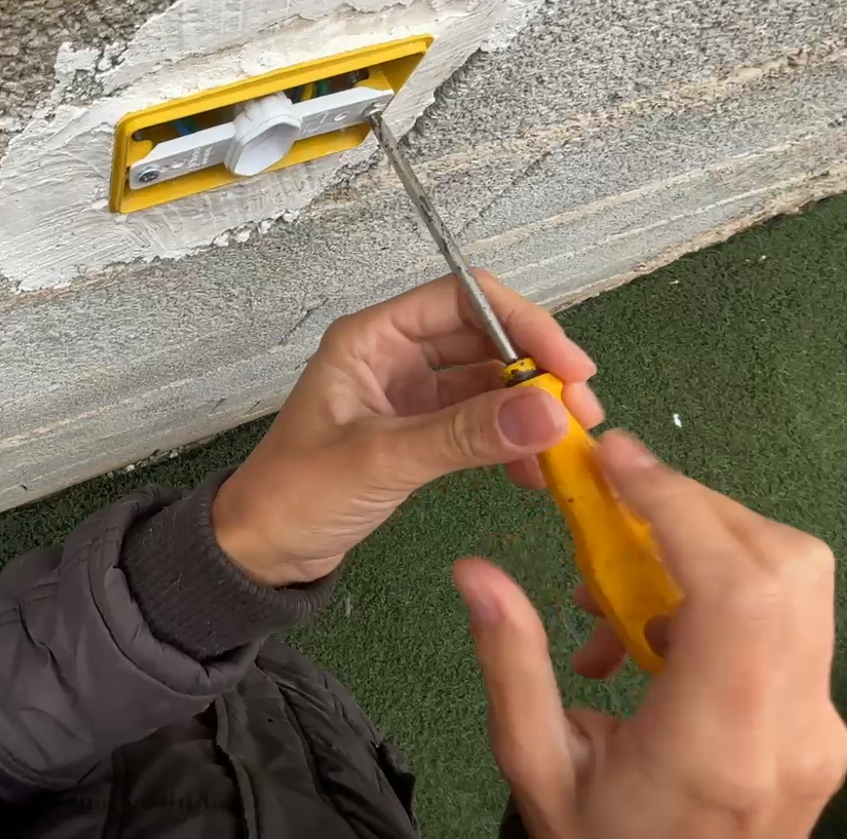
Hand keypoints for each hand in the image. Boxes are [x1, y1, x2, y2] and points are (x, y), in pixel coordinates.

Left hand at [212, 274, 602, 585]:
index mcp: (370, 338)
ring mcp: (406, 394)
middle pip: (481, 337)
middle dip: (535, 369)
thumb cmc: (298, 492)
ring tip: (570, 449)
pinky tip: (532, 474)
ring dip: (528, 408)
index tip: (572, 369)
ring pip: (484, 382)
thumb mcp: (380, 459)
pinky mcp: (416, 431)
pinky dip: (507, 440)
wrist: (262, 548)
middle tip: (584, 415)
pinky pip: (475, 422)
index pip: (459, 299)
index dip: (521, 323)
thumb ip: (462, 435)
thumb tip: (552, 412)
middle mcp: (391, 355)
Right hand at [452, 433, 846, 838]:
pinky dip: (708, 580)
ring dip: (697, 538)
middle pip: (784, 566)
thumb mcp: (533, 760)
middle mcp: (794, 725)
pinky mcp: (815, 714)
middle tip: (608, 497)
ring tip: (611, 581)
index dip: (681, 505)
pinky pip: (777, 611)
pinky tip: (641, 626)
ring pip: (791, 577)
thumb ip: (510, 662)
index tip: (615, 457)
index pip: (740, 593)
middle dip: (689, 504)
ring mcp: (818, 722)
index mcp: (719, 741)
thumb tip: (475, 570)